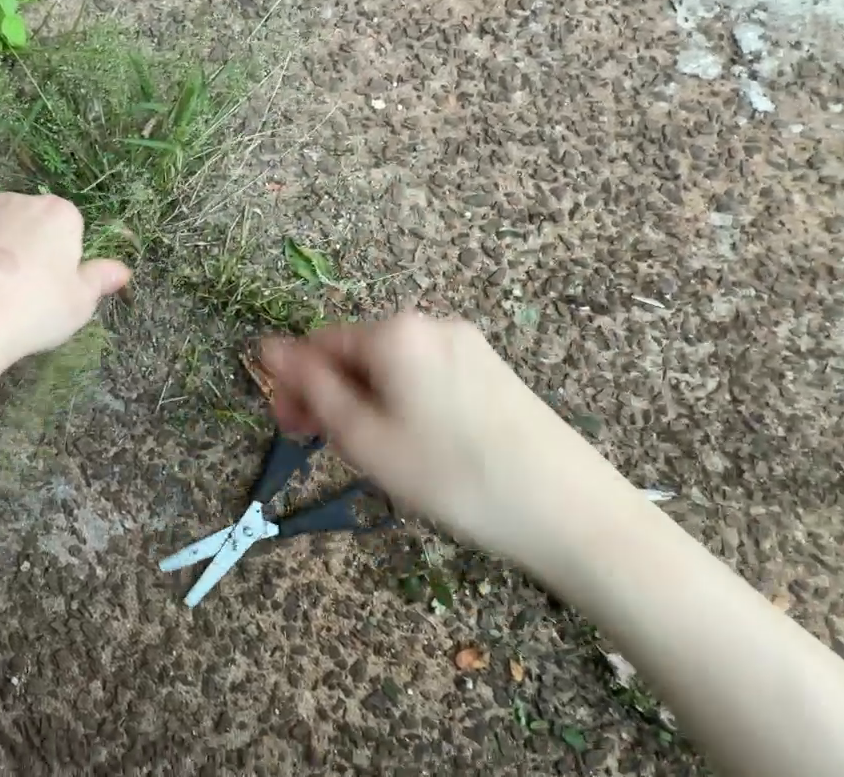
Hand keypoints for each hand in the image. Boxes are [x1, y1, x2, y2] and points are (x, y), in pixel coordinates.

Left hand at [0, 193, 129, 369]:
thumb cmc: (32, 310)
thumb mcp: (78, 303)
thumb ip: (98, 281)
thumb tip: (121, 270)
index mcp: (55, 213)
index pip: (69, 225)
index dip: (65, 257)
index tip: (56, 285)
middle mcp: (13, 203)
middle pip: (28, 222)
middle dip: (29, 248)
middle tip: (25, 293)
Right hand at [261, 313, 635, 562]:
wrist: (575, 517)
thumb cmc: (453, 476)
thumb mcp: (362, 436)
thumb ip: (309, 386)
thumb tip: (268, 348)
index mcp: (395, 333)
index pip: (316, 344)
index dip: (294, 386)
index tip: (291, 430)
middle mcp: (430, 326)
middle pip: (353, 354)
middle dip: (329, 396)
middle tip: (324, 447)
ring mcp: (468, 348)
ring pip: (387, 370)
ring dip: (363, 404)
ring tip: (374, 457)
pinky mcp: (493, 373)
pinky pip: (422, 379)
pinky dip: (401, 406)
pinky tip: (413, 449)